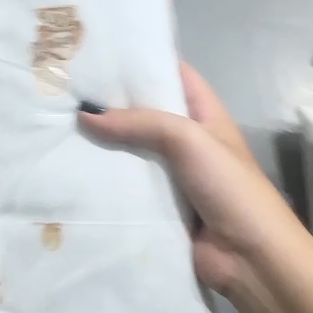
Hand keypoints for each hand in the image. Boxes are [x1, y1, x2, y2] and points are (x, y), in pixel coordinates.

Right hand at [78, 63, 285, 292]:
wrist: (251, 260)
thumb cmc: (229, 186)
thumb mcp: (188, 139)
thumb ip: (139, 122)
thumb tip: (84, 114)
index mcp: (203, 112)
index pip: (171, 73)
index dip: (141, 61)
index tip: (100, 52)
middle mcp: (186, 138)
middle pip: (144, 111)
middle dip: (111, 101)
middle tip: (68, 87)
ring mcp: (172, 173)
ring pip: (131, 148)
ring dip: (104, 141)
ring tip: (60, 123)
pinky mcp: (159, 205)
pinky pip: (128, 183)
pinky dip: (106, 177)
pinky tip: (72, 166)